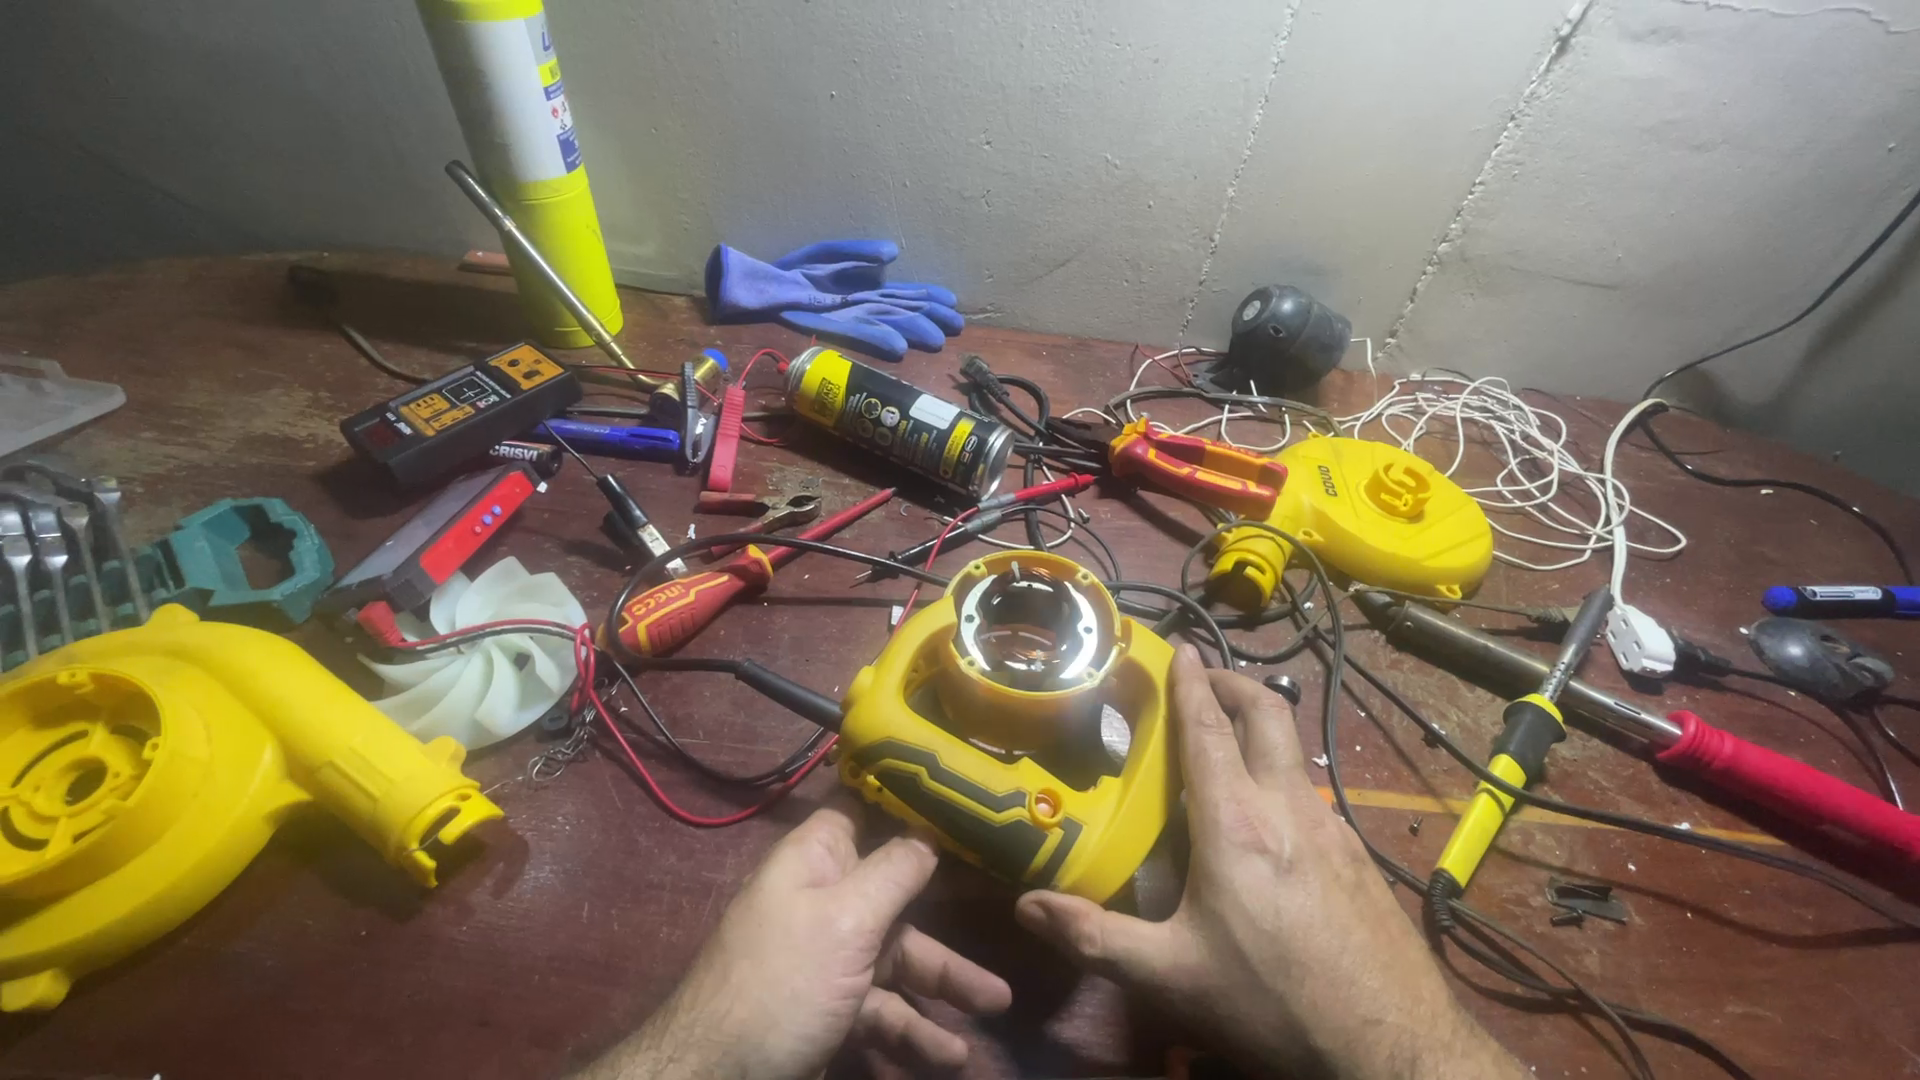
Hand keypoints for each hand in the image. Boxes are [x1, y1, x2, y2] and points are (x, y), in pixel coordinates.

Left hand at [586, 798, 1010, 1079]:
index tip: (962, 785)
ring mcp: (833, 953)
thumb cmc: (782, 980)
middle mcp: (829, 894)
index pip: (867, 802)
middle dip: (952, 899)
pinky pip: (887, 1007)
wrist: (714, 1078)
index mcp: (821, 855)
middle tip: (1007, 893)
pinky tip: (953, 1054)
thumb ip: (895, 871)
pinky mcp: (836, 1004)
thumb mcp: (845, 920)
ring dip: (948, 980)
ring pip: (902, 953)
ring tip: (999, 1003)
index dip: (909, 790)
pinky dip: (917, 1030)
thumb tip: (931, 829)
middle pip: (901, 883)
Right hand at [1015, 646, 1523, 1079]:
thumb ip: (1095, 938)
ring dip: (1257, 730)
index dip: (1190, 681)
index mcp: (1235, 821)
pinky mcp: (1358, 854)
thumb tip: (1028, 907)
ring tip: (1223, 750)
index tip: (1179, 646)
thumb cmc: (1274, 999)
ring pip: (1292, 752)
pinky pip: (1309, 792)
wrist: (1396, 1049)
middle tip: (1201, 679)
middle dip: (1232, 682)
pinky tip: (1264, 824)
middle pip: (1266, 714)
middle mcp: (1287, 806)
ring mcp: (1331, 826)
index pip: (1208, 728)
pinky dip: (1278, 777)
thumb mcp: (1173, 976)